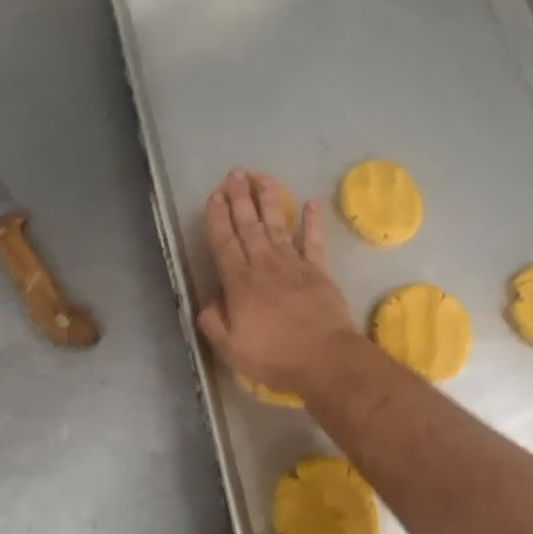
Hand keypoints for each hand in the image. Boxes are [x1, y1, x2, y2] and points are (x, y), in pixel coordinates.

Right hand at [196, 169, 361, 397]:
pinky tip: (310, 203)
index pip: (224, 242)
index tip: (214, 195)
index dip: (217, 217)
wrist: (325, 360)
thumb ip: (214, 323)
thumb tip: (207, 303)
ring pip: (277, 224)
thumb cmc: (274, 357)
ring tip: (262, 177)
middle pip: (248, 225)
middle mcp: (263, 265)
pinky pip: (312, 241)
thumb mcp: (231, 349)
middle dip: (239, 197)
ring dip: (269, 200)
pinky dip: (311, 221)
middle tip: (235, 173)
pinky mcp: (319, 271)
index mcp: (239, 282)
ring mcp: (293, 265)